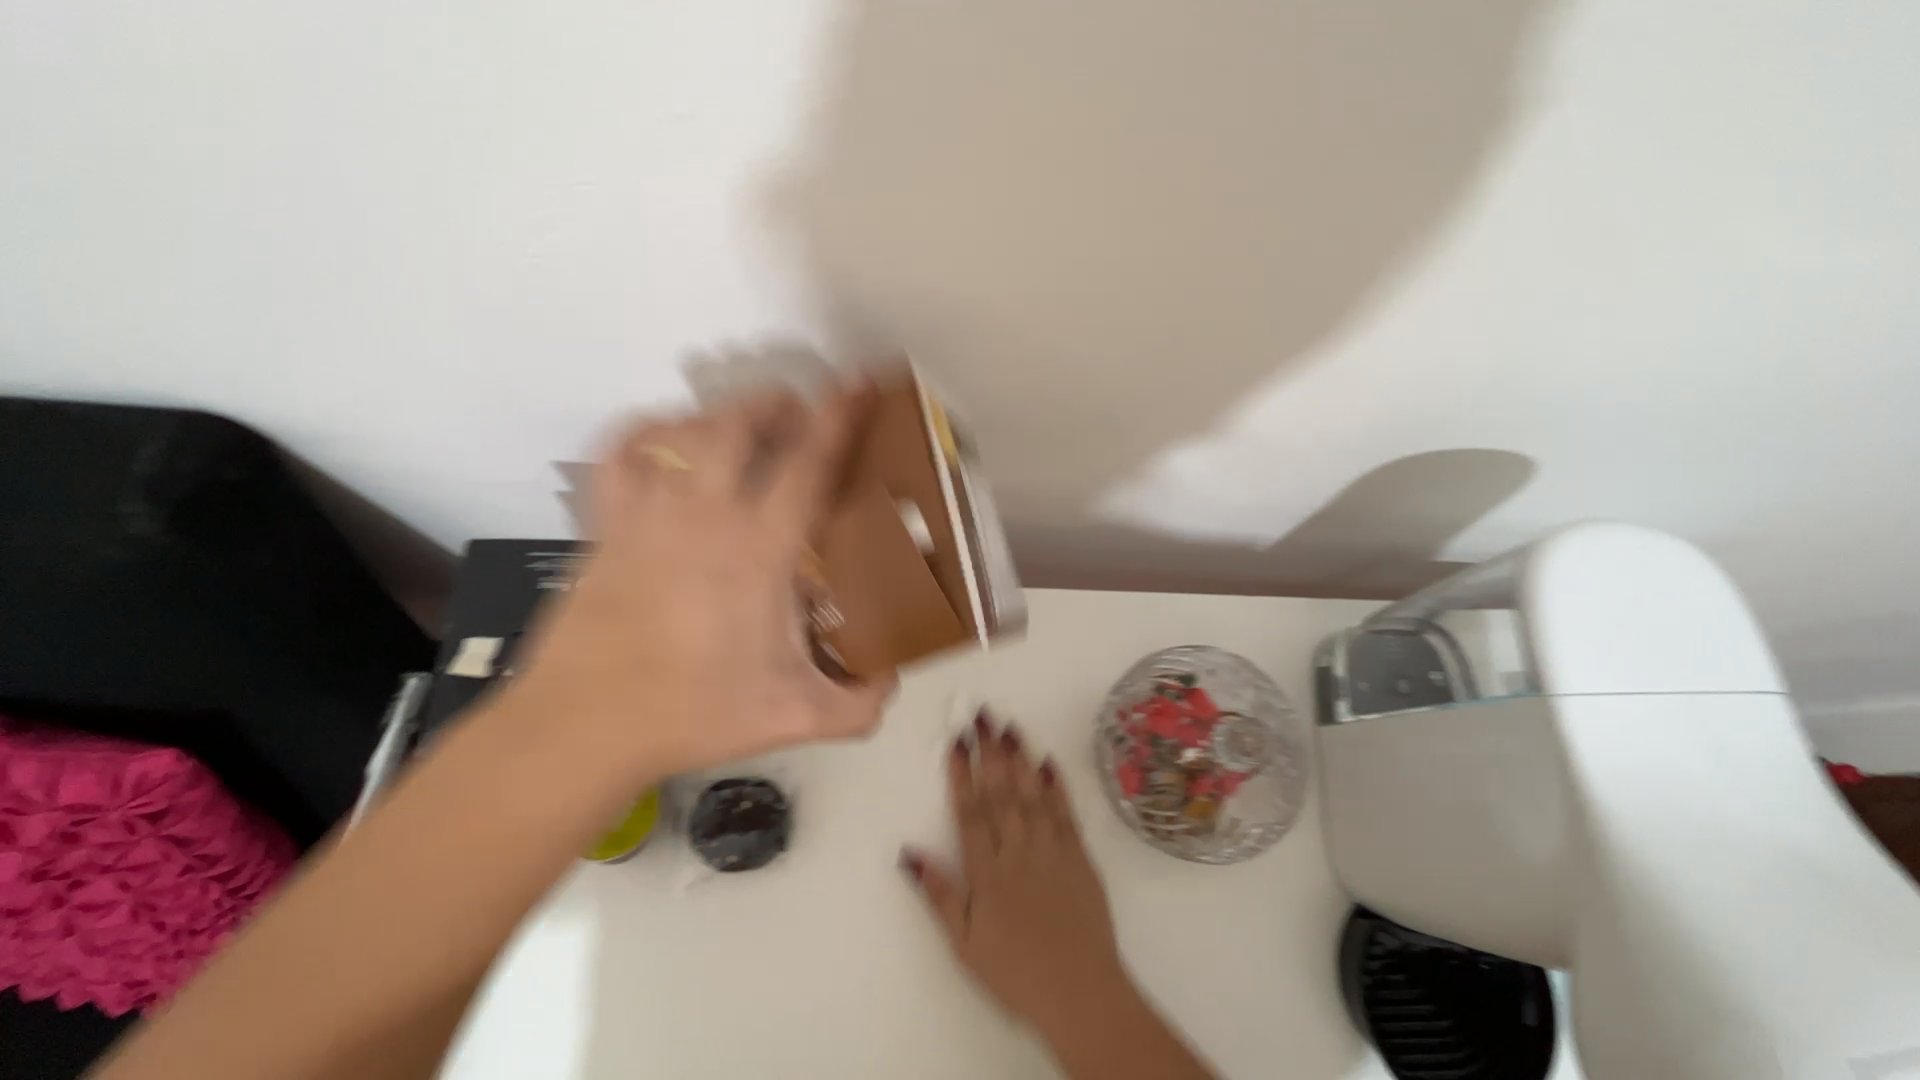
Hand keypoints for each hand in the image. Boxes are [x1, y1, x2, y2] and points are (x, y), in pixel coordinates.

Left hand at [500, 383, 896, 787]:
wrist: (585, 724)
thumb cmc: (694, 713)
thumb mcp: (796, 717)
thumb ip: (859, 703)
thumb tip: (891, 682)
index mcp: (759, 547)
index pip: (809, 461)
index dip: (840, 415)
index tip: (858, 382)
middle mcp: (703, 512)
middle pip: (740, 422)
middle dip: (777, 404)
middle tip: (801, 414)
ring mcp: (646, 512)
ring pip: (684, 429)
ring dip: (722, 415)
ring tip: (743, 428)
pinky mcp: (605, 525)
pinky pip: (621, 453)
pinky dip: (646, 434)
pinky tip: (666, 444)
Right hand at [902, 709, 1135, 1038]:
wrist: (1081, 992)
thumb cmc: (1015, 972)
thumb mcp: (964, 943)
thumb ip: (937, 894)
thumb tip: (907, 852)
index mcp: (987, 873)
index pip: (970, 813)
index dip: (962, 776)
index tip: (957, 742)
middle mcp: (1018, 852)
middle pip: (1001, 794)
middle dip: (990, 753)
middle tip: (983, 716)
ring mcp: (1052, 851)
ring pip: (1033, 796)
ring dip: (1020, 759)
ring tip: (1010, 727)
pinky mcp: (1080, 858)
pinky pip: (1065, 814)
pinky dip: (1056, 786)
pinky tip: (1047, 763)